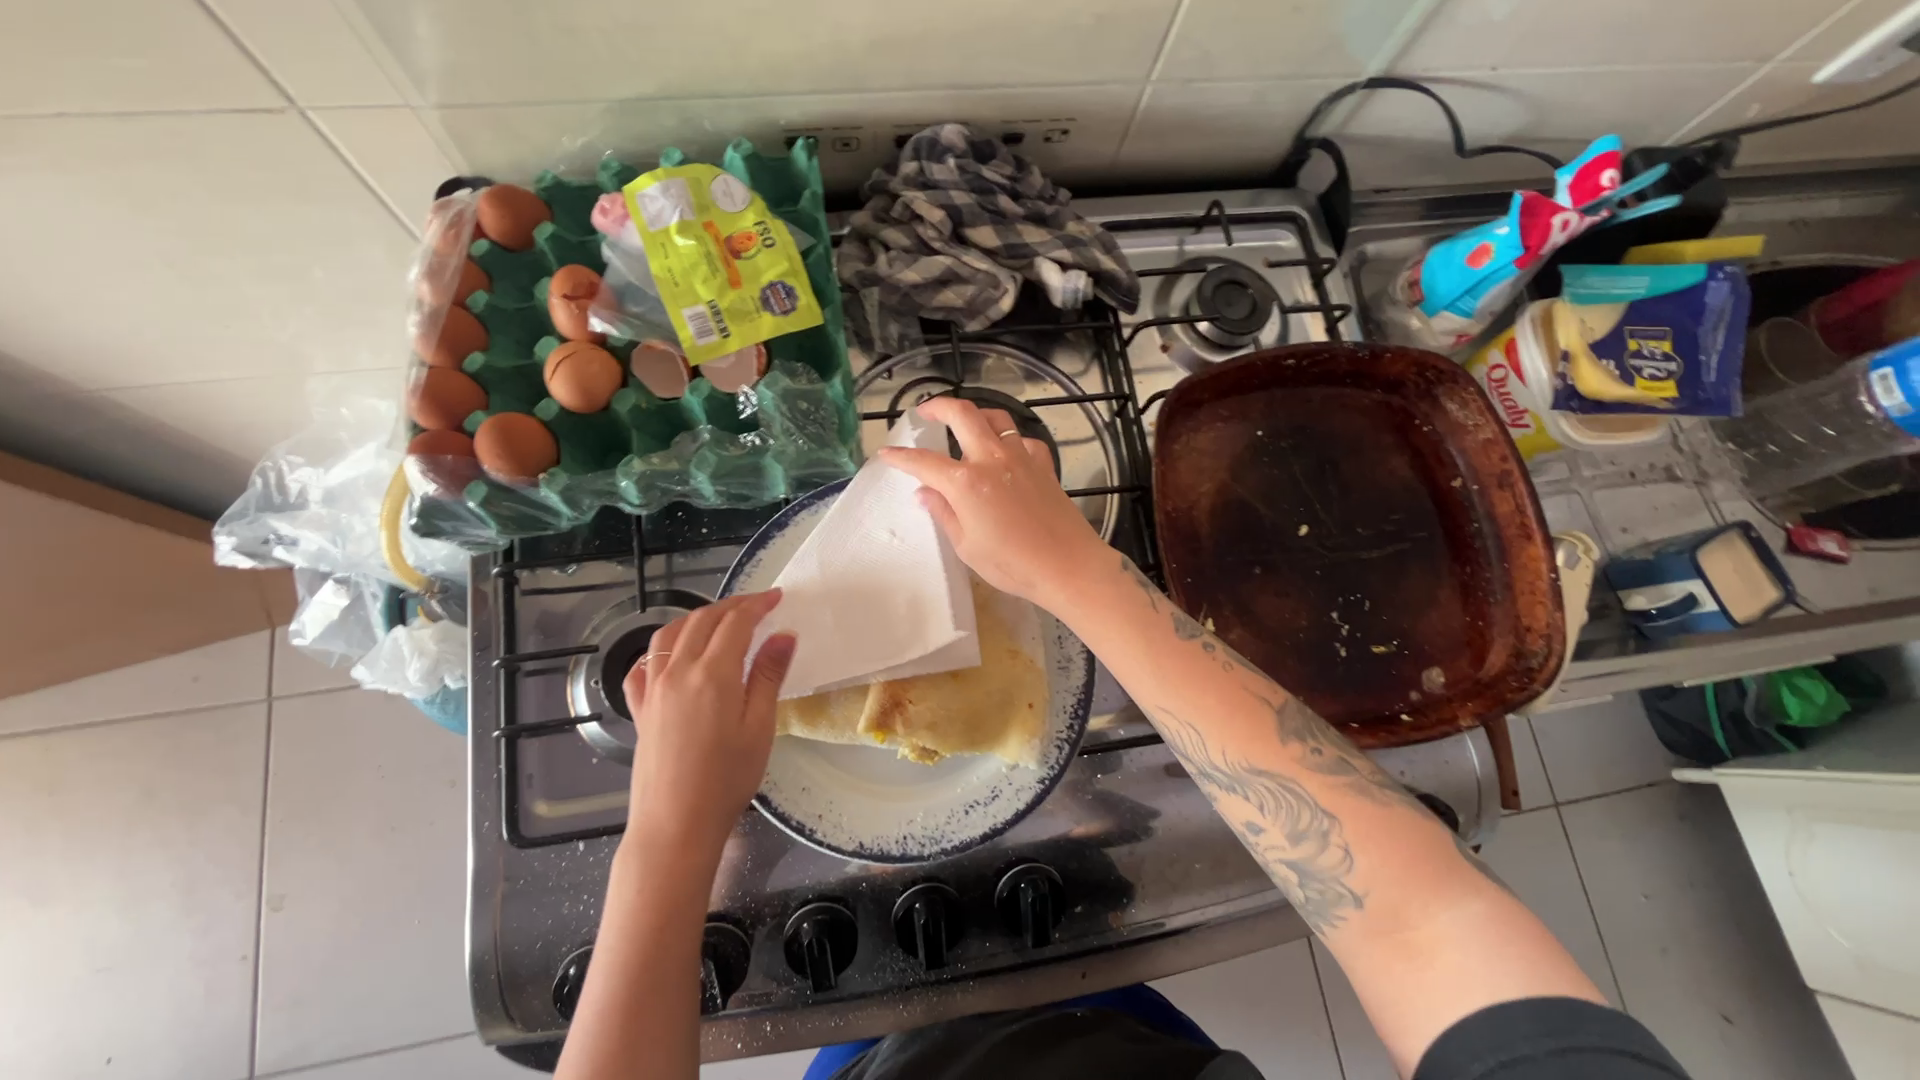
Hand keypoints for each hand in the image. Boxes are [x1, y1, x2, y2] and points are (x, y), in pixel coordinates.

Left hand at [620, 590, 795, 854]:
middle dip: (731, 606)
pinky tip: (671, 655)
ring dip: (697, 618)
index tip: (777, 597)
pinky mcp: (639, 709)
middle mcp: (678, 671)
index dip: (757, 605)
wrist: (675, 824)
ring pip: (670, 634)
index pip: (736, 623)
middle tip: (757, 605)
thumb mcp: (759, 727)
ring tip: (719, 620)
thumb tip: (783, 636)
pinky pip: (644, 665)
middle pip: (702, 620)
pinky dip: (660, 649)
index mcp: (713, 673)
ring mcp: (653, 689)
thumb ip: (768, 676)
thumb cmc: (727, 780)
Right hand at [877, 396, 1105, 606]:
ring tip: (964, 422)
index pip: (924, 462)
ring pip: (996, 418)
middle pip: (962, 414)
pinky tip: (1005, 452)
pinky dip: (1009, 439)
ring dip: (975, 414)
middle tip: (925, 412)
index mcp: (966, 482)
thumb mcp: (967, 546)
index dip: (901, 456)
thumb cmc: (1012, 564)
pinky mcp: (1043, 464)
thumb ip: (944, 513)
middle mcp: (992, 459)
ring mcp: (1021, 457)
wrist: (1068, 565)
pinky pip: (1022, 440)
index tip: (887, 452)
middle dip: (938, 406)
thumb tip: (925, 492)